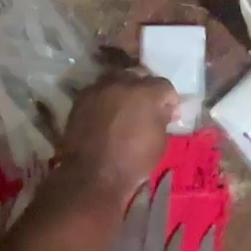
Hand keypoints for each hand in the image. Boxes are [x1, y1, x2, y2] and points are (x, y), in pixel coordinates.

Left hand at [38, 68, 177, 218]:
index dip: (169, 98)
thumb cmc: (133, 162)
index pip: (164, 85)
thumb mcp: (160, 142)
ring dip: (123, 89)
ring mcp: (99, 89)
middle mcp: (122, 83)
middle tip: (147, 106)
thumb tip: (164, 109)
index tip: (170, 112)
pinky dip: (105, 98)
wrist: (92, 175)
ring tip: (125, 106)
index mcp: (146, 92)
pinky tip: (107, 112)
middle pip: (138, 75)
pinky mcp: (81, 99)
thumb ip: (163, 118)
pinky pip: (98, 91)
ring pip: (116, 78)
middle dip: (145, 87)